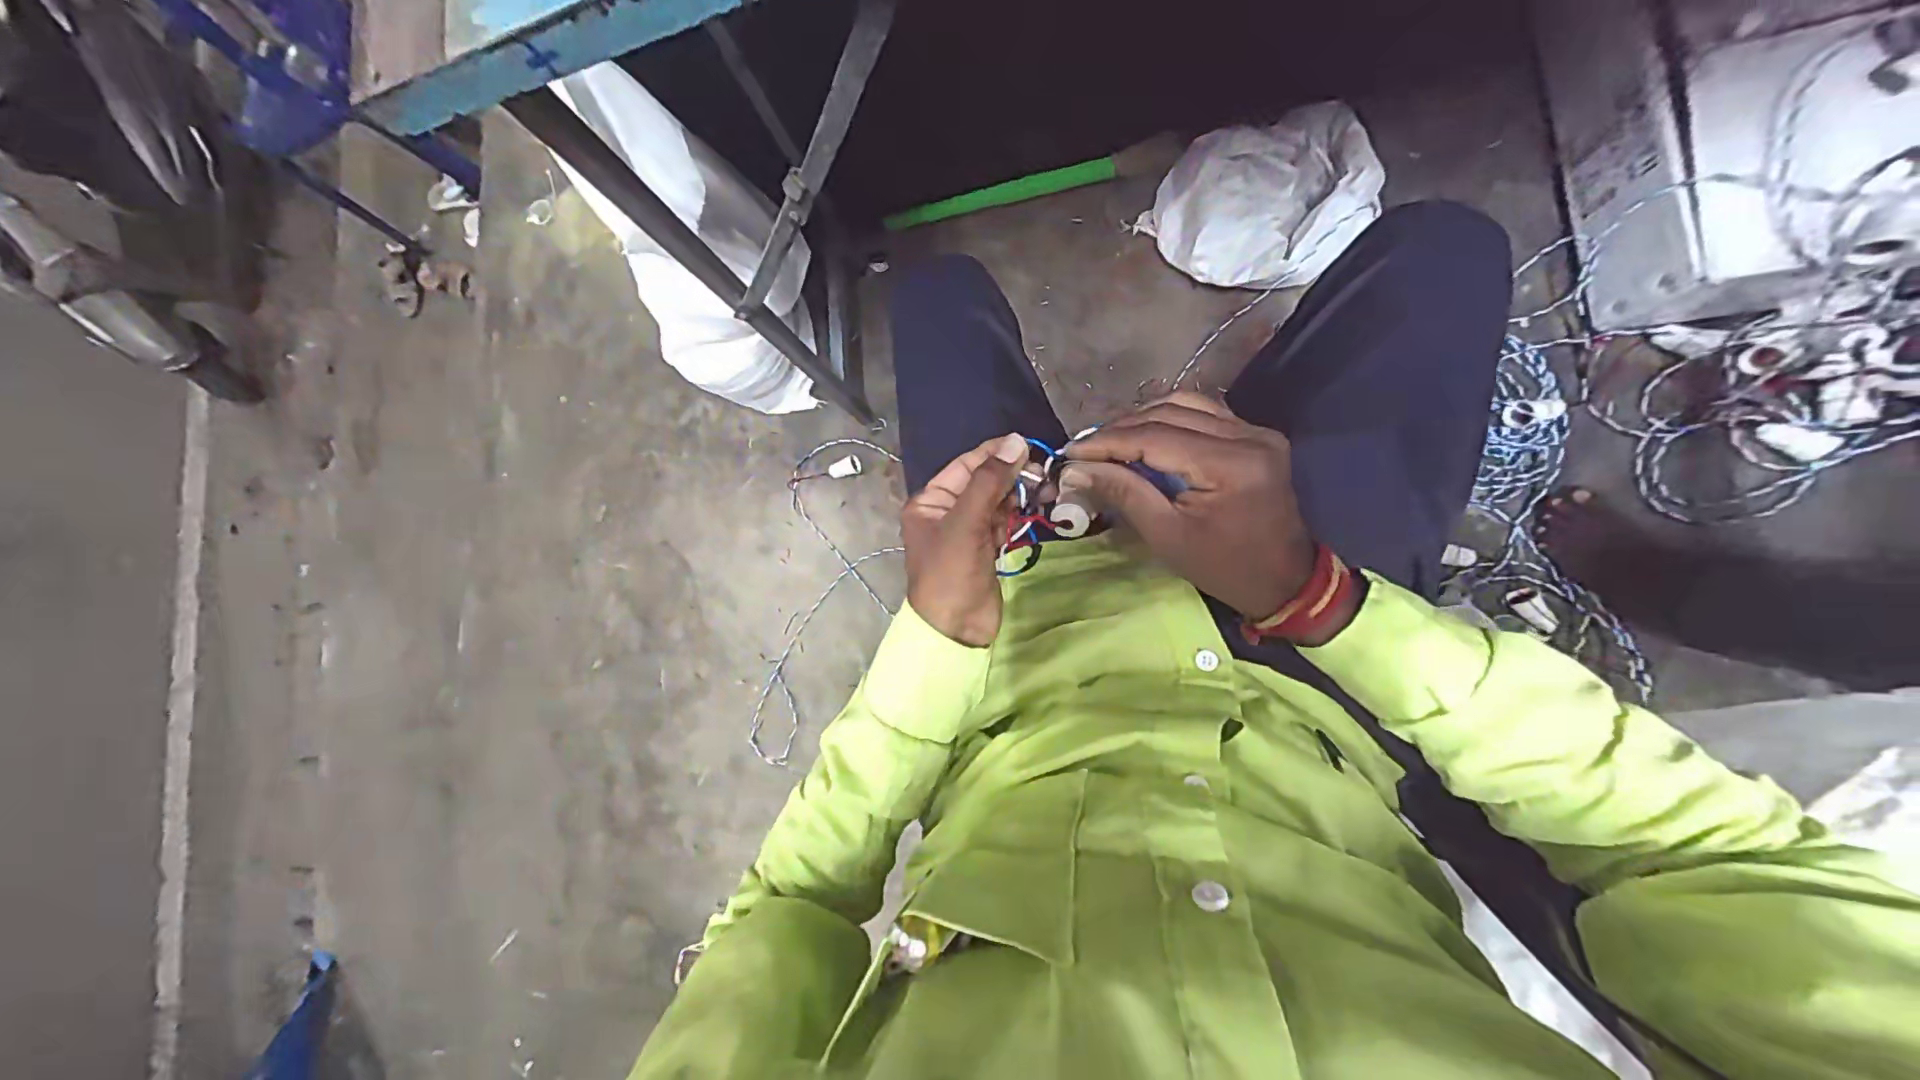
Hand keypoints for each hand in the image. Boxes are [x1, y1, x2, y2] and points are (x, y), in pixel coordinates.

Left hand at [902, 432, 1027, 646]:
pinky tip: (1035, 507)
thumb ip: (989, 481)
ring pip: (996, 501)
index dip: (994, 453)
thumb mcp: (966, 522)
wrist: (956, 629)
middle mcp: (946, 512)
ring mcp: (967, 531)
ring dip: (1018, 494)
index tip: (1027, 444)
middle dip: (1010, 475)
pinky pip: (1002, 521)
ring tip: (1044, 489)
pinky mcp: (985, 548)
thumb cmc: (951, 573)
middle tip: (1043, 471)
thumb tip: (1016, 441)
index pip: (965, 466)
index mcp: (930, 502)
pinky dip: (1017, 514)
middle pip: (982, 482)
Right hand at [1060, 393, 1332, 629]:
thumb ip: (1124, 493)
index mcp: (1231, 463)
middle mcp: (1248, 434)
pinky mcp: (1254, 434)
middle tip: (1082, 449)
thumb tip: (1076, 469)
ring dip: (1140, 419)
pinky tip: (1143, 436)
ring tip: (1107, 441)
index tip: (1069, 452)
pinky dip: (1167, 419)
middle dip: (1118, 429)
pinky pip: (1202, 413)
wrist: (1284, 579)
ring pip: (1184, 404)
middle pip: (1168, 413)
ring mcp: (1255, 430)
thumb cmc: (1223, 567)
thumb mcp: (1167, 535)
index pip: (1155, 436)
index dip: (1107, 441)